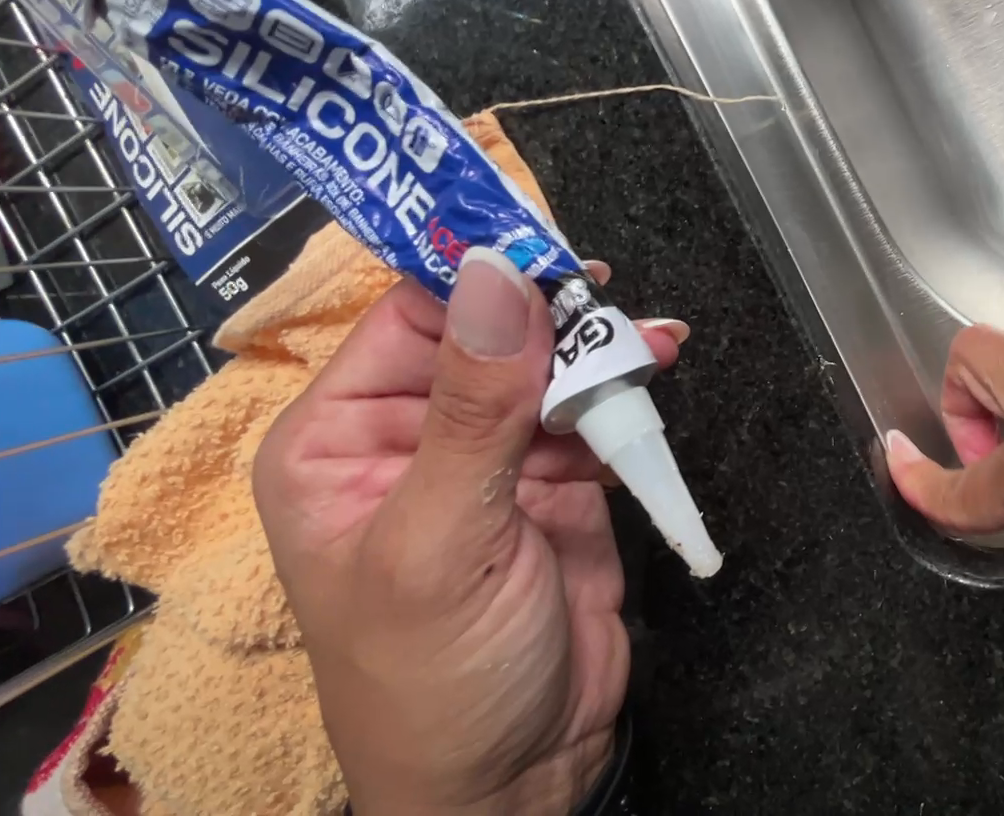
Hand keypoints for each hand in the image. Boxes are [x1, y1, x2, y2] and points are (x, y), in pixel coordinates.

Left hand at [253, 249, 685, 814]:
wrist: (523, 767)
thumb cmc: (440, 670)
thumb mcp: (445, 537)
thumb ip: (476, 406)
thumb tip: (497, 274)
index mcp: (346, 439)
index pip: (412, 320)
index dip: (477, 273)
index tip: (545, 240)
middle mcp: (419, 434)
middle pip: (495, 334)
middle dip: (555, 313)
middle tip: (610, 290)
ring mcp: (499, 456)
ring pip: (553, 368)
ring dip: (602, 349)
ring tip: (654, 339)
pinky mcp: (563, 478)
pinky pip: (595, 411)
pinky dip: (628, 390)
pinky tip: (657, 366)